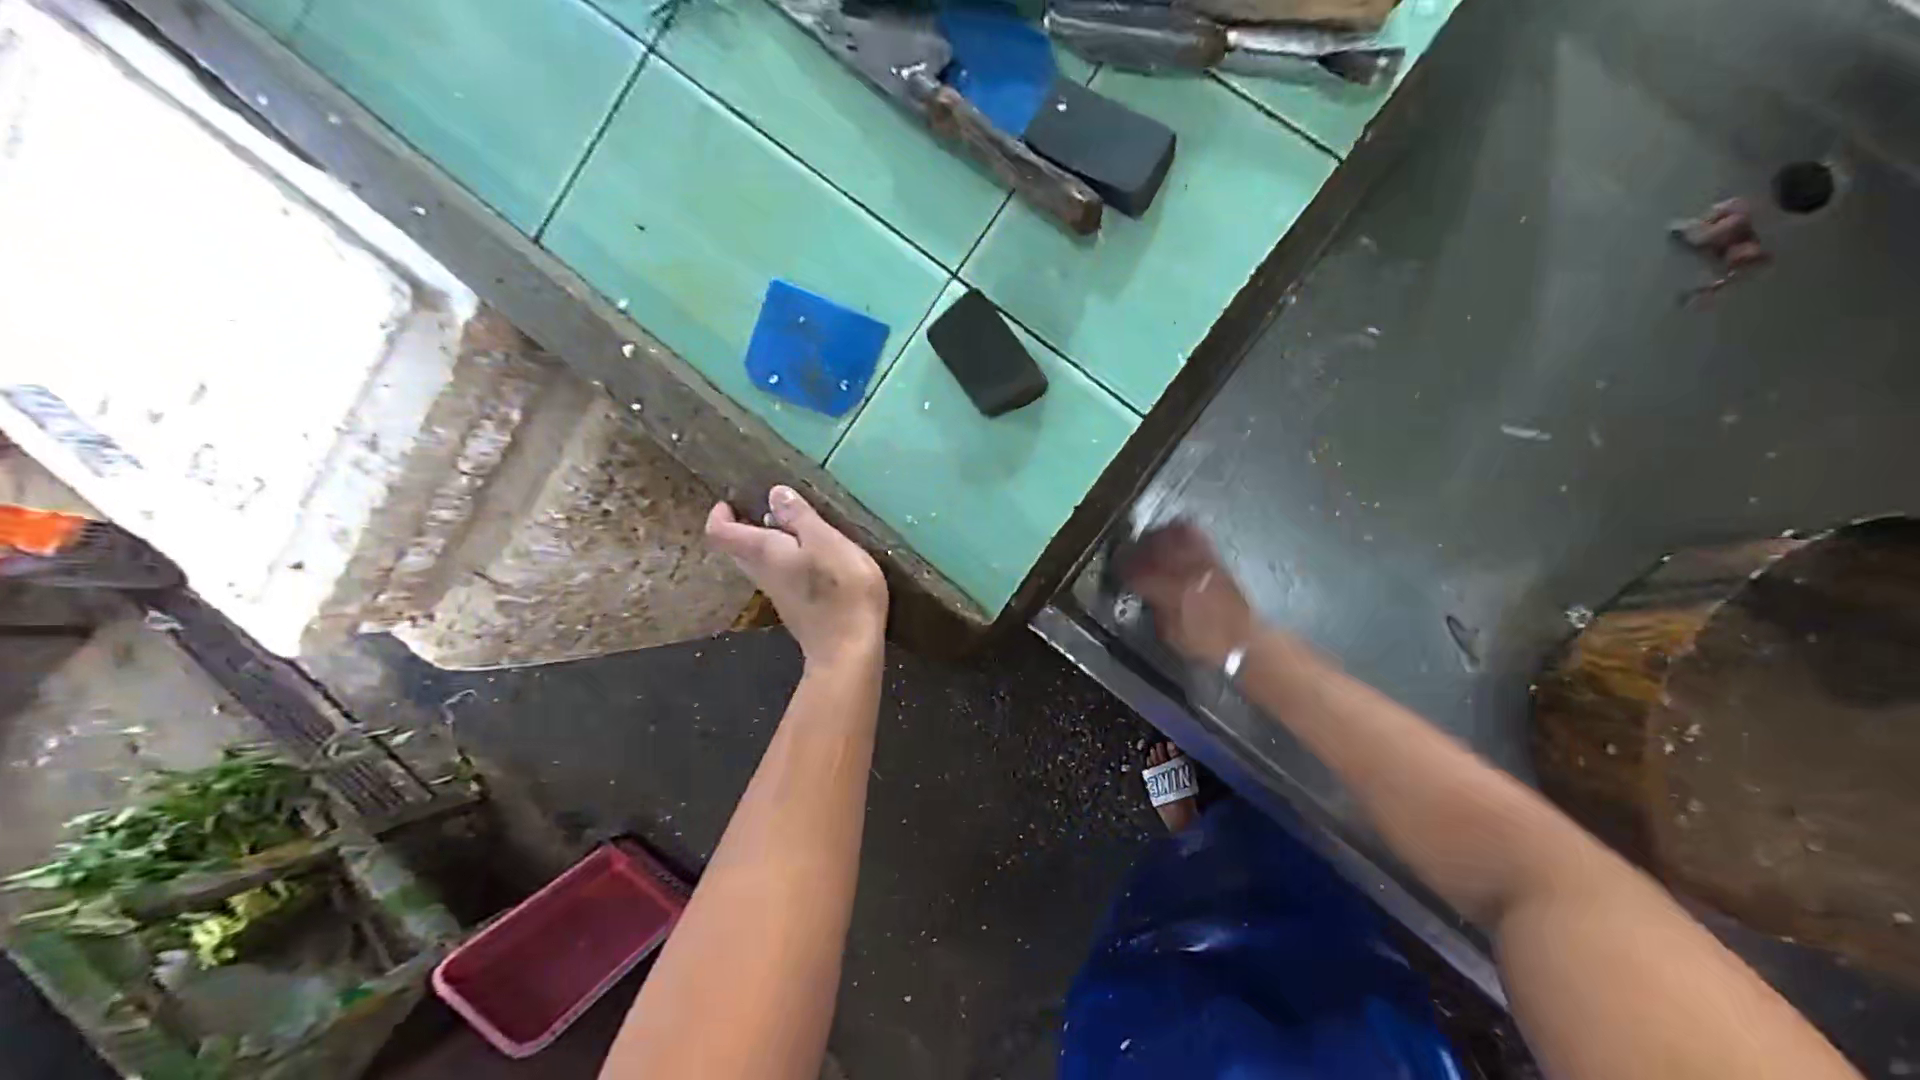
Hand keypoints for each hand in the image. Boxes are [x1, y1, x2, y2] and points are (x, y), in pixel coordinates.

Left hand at [706, 485, 887, 665]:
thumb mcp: (826, 542)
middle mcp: (763, 575)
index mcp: (764, 553)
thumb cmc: (840, 590)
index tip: (733, 501)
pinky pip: (781, 576)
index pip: (721, 533)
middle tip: (770, 510)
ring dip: (771, 544)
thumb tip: (774, 494)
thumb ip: (800, 517)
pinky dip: (789, 560)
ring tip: (800, 529)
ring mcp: (779, 595)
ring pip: (760, 564)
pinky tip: (817, 558)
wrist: (848, 650)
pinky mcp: (797, 609)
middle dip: (746, 526)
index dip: (720, 514)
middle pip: (738, 549)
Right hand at [1119, 521, 1255, 668]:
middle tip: (1129, 553)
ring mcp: (1203, 561)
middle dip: (1137, 547)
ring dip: (1157, 536)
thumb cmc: (1204, 643)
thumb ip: (1154, 608)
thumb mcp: (1168, 632)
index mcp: (1171, 591)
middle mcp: (1186, 570)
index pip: (1138, 570)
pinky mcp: (1215, 558)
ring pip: (1173, 534)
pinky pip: (1194, 535)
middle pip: (1154, 546)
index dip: (1123, 567)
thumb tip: (1144, 592)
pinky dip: (1178, 533)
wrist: (1245, 641)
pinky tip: (1172, 538)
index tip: (1116, 568)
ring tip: (1149, 542)